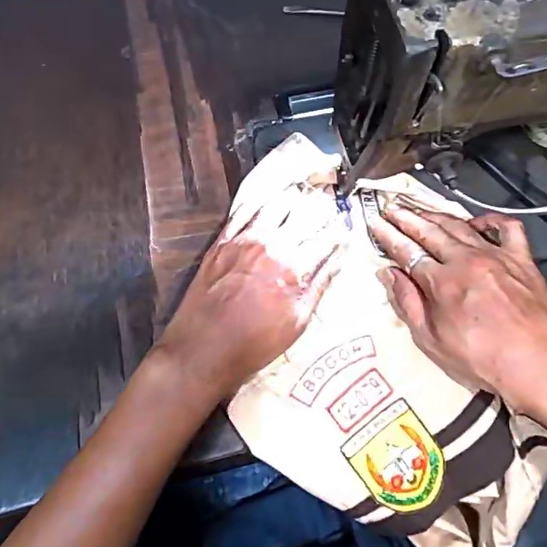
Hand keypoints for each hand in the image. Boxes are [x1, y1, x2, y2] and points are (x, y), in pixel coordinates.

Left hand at [152, 189, 347, 399]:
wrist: (201, 352)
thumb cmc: (253, 345)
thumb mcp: (298, 322)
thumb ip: (319, 285)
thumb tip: (337, 260)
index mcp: (294, 268)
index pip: (326, 237)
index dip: (338, 230)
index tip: (344, 227)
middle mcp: (270, 247)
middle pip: (303, 214)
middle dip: (319, 208)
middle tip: (326, 204)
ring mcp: (243, 241)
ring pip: (274, 206)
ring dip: (292, 198)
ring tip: (301, 194)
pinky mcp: (221, 243)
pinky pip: (242, 212)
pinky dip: (259, 202)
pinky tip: (267, 199)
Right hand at [368, 201, 546, 412]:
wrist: (539, 364)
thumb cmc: (484, 360)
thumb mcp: (431, 341)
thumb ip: (408, 303)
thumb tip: (389, 275)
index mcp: (441, 281)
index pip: (406, 250)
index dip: (388, 235)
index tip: (376, 224)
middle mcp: (467, 260)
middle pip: (429, 231)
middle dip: (407, 217)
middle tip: (392, 208)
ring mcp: (496, 256)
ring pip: (461, 226)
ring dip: (437, 215)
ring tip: (421, 209)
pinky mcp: (521, 260)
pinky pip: (506, 229)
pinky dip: (490, 221)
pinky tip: (477, 221)